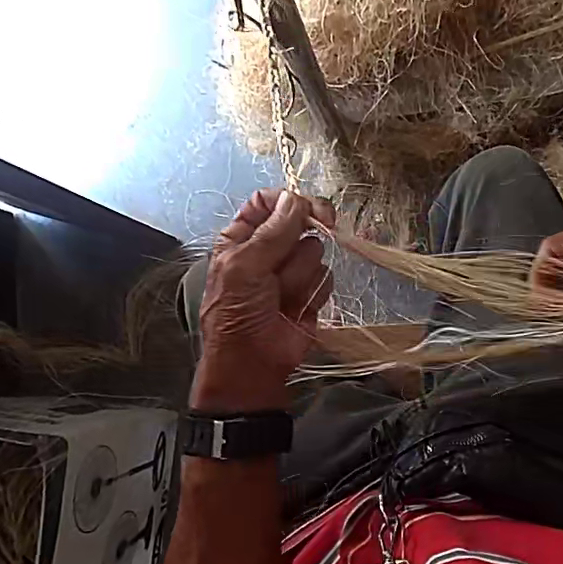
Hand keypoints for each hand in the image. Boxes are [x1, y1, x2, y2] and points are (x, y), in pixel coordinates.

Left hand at [192, 189, 336, 412]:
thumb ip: (273, 231)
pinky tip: (296, 309)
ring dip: (298, 276)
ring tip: (280, 297)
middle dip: (295, 244)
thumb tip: (296, 200)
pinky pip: (325, 277)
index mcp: (241, 238)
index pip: (267, 202)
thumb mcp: (244, 266)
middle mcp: (268, 250)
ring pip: (315, 251)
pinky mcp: (312, 293)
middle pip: (299, 224)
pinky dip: (312, 293)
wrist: (252, 364)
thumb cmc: (237, 313)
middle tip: (288, 261)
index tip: (308, 208)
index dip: (288, 201)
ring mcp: (291, 272)